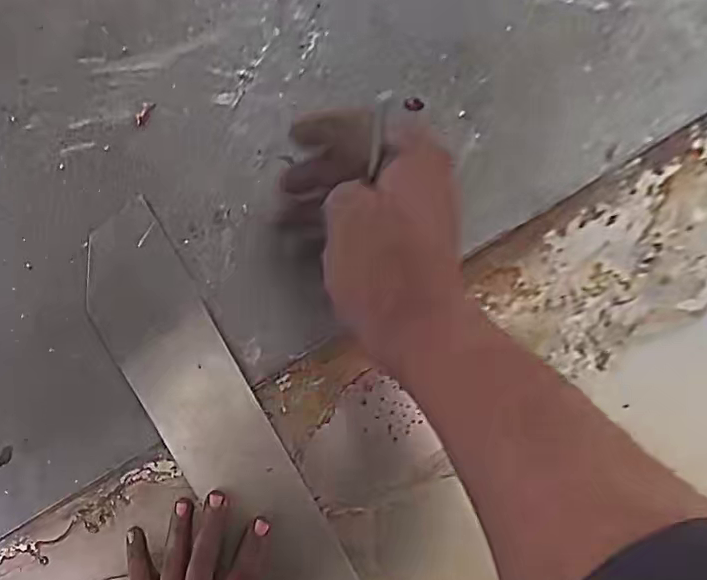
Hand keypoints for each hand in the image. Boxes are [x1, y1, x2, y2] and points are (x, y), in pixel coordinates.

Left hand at [124, 491, 295, 579]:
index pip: (241, 577)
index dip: (252, 548)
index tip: (260, 522)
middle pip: (204, 560)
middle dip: (212, 526)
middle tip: (218, 496)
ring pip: (174, 562)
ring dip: (180, 531)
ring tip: (183, 503)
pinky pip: (140, 579)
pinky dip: (137, 555)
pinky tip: (136, 533)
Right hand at [280, 113, 470, 375]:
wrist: (416, 326)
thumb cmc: (383, 269)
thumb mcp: (348, 215)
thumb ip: (338, 189)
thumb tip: (339, 194)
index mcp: (415, 159)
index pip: (365, 125)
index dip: (325, 129)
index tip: (295, 135)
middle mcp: (422, 180)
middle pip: (364, 160)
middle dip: (320, 170)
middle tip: (284, 184)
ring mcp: (415, 216)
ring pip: (361, 194)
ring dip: (321, 201)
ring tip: (284, 216)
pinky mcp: (404, 249)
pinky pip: (365, 222)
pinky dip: (335, 225)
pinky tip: (307, 240)